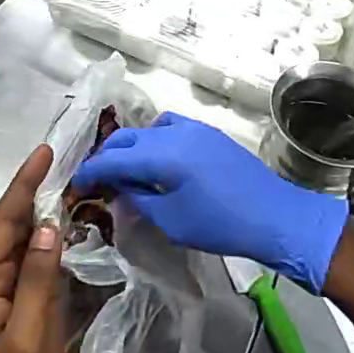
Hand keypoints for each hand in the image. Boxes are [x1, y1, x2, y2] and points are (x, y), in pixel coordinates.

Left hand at [0, 144, 67, 352]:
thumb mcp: (28, 340)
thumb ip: (36, 282)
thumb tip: (47, 227)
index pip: (2, 224)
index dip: (23, 186)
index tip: (43, 153)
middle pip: (9, 227)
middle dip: (31, 191)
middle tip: (59, 159)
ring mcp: (0, 294)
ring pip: (21, 242)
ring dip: (40, 212)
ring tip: (65, 182)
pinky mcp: (17, 307)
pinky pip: (32, 264)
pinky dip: (48, 242)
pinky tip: (66, 230)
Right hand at [73, 112, 349, 292]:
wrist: (277, 218)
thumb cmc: (221, 226)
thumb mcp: (171, 220)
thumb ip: (138, 199)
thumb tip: (119, 188)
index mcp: (161, 156)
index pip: (112, 159)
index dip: (90, 171)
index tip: (75, 182)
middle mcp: (172, 134)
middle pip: (125, 138)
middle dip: (106, 156)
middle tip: (97, 178)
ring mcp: (192, 129)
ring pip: (146, 130)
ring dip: (129, 146)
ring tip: (126, 169)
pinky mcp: (207, 133)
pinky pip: (169, 127)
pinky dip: (153, 138)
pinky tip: (158, 158)